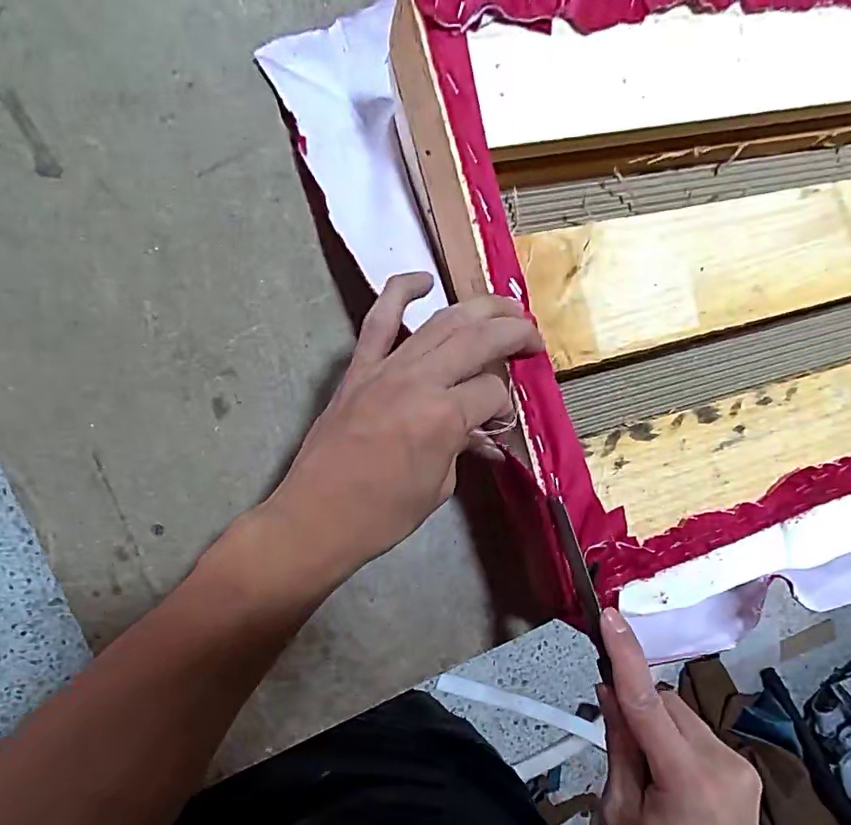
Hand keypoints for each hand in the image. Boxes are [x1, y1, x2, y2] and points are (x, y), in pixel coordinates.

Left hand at [259, 272, 539, 582]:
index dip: (505, 407)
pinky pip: (379, 319)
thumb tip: (477, 434)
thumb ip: (460, 448)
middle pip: (479, 339)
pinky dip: (401, 292)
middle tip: (533, 338)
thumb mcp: (438, 487)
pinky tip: (423, 280)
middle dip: (514, 333)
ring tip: (505, 307)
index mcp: (443, 416)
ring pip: (441, 321)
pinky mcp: (358, 369)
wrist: (317, 518)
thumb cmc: (381, 515)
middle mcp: (418, 381)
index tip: (501, 425)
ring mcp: (386, 369)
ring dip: (479, 307)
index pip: (492, 392)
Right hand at [596, 609, 797, 824]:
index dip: (625, 655)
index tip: (610, 617)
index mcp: (687, 779)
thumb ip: (619, 750)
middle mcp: (723, 762)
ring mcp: (741, 766)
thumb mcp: (620, 818)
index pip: (647, 701)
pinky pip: (699, 736)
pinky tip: (668, 780)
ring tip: (646, 777)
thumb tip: (611, 695)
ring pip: (683, 717)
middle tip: (616, 744)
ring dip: (656, 727)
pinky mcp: (746, 772)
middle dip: (637, 709)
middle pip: (667, 704)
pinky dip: (675, 742)